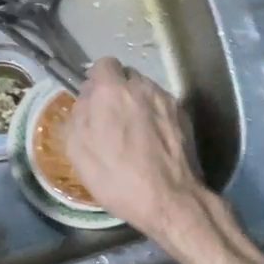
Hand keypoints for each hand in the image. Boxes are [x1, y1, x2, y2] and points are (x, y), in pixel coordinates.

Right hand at [65, 57, 209, 239]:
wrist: (170, 200)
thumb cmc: (117, 178)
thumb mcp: (78, 151)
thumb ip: (78, 115)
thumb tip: (86, 98)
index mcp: (112, 91)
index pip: (103, 64)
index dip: (96, 80)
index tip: (94, 100)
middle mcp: (142, 87)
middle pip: (126, 76)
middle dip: (117, 91)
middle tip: (111, 119)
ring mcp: (166, 100)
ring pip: (146, 91)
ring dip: (137, 103)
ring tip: (134, 133)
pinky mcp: (184, 116)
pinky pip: (162, 106)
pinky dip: (155, 116)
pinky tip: (152, 142)